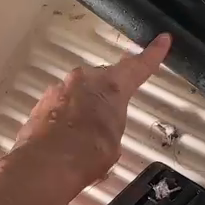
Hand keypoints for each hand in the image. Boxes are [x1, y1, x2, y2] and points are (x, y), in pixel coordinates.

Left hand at [3, 33, 169, 191]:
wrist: (46, 165)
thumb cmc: (87, 155)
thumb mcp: (113, 144)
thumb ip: (111, 127)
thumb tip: (102, 131)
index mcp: (112, 86)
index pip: (138, 67)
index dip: (152, 55)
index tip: (163, 40)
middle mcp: (85, 80)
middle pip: (102, 79)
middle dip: (106, 94)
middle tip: (109, 117)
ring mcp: (60, 89)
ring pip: (78, 93)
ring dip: (83, 108)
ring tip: (84, 135)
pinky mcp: (41, 104)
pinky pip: (60, 107)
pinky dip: (65, 118)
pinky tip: (66, 139)